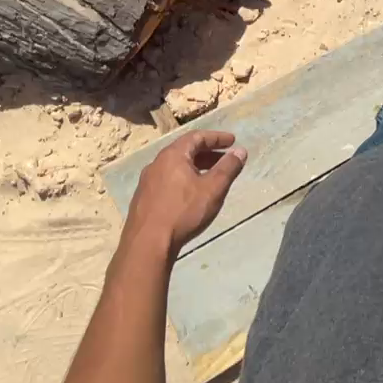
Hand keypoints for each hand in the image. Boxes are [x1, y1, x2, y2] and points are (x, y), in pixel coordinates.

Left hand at [117, 130, 246, 266]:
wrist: (146, 246)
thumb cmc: (183, 212)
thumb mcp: (213, 188)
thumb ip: (228, 167)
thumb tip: (240, 151)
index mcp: (173, 155)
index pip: (197, 137)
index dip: (217, 138)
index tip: (233, 141)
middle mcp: (156, 164)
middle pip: (185, 150)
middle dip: (208, 153)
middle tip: (225, 159)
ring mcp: (146, 182)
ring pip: (175, 167)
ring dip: (195, 167)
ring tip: (210, 177)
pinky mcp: (142, 199)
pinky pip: (167, 180)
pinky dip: (183, 180)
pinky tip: (190, 195)